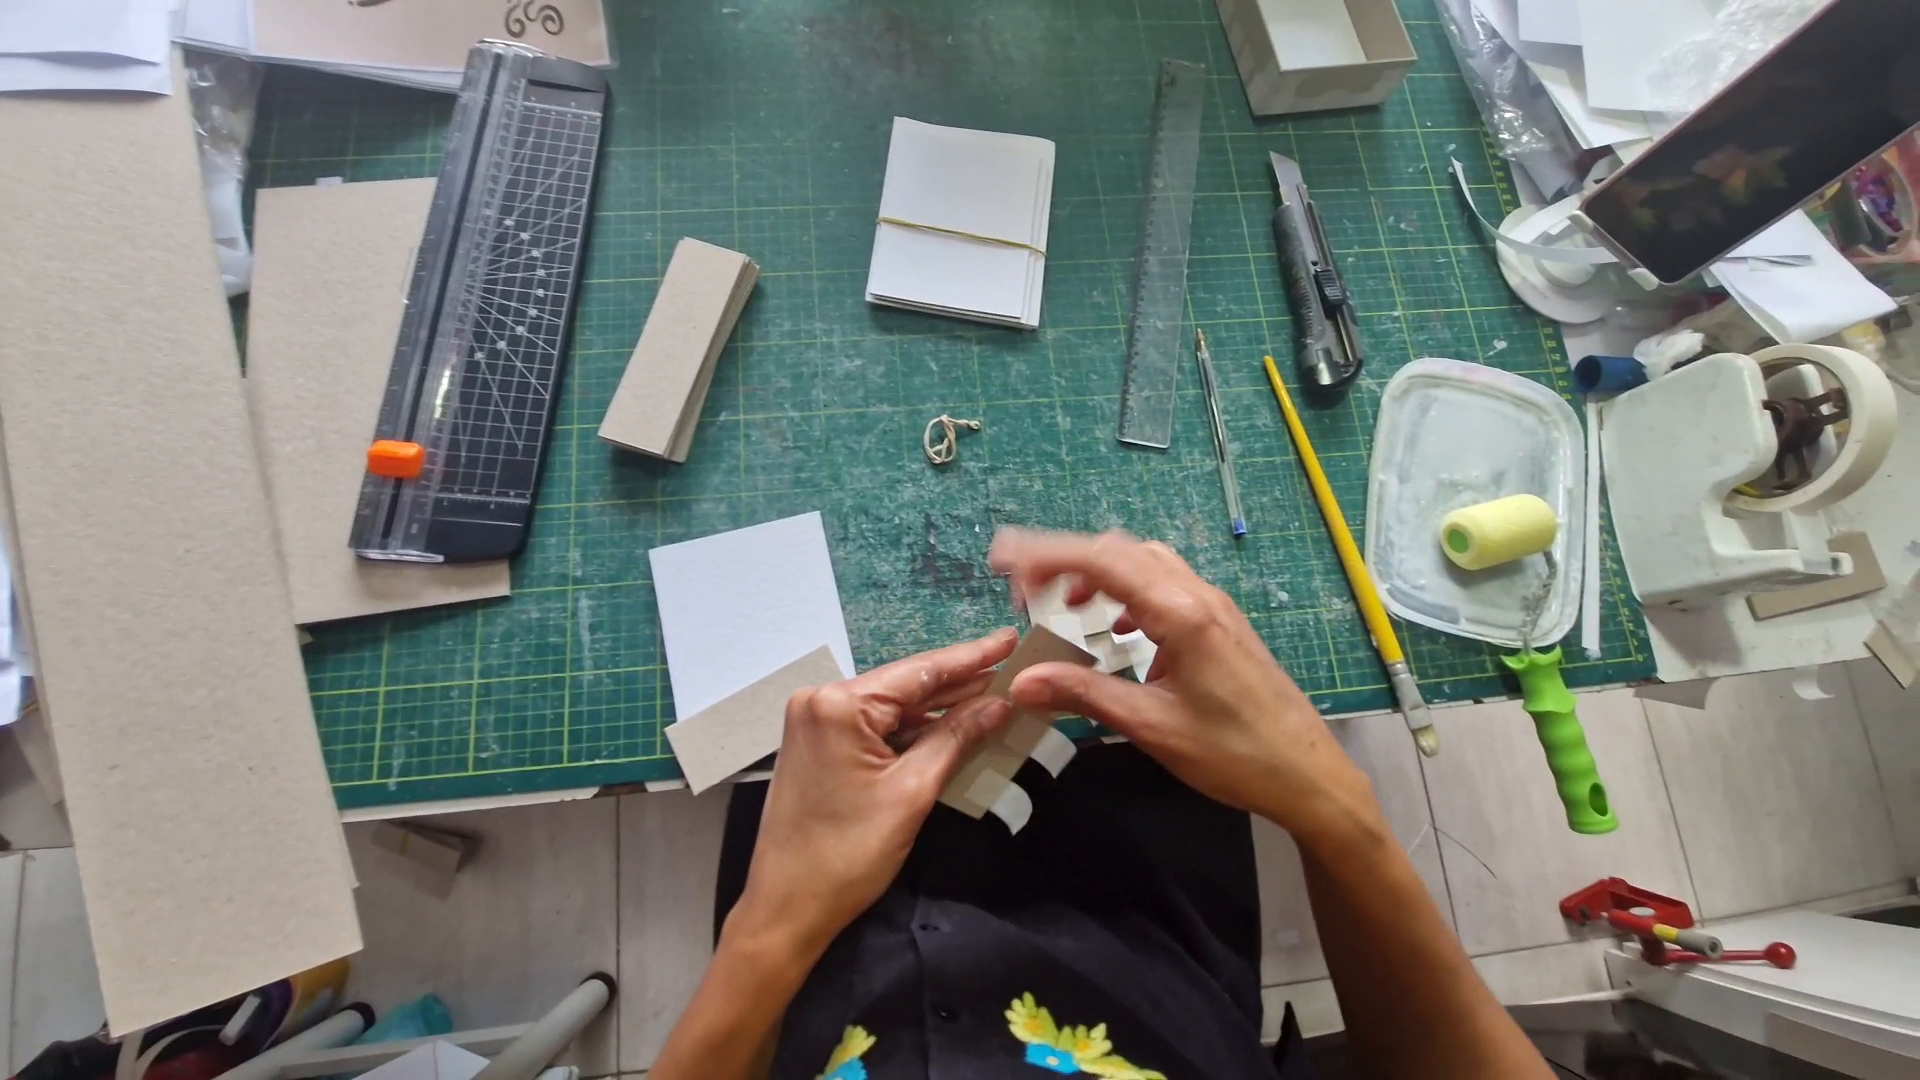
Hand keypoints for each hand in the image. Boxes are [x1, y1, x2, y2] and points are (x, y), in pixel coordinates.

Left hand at [726, 628, 1018, 960]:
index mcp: (839, 704)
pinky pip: (876, 726)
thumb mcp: (912, 792)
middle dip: (959, 682)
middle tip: (1010, 665)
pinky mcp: (820, 743)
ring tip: (992, 691)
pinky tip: (952, 722)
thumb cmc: (847, 855)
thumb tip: (999, 703)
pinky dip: (913, 729)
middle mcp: (822, 700)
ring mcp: (817, 721)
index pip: (920, 672)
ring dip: (939, 707)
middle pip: (905, 686)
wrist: (785, 910)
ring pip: (892, 706)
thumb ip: (956, 738)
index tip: (1010, 638)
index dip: (971, 656)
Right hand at [988, 528, 1380, 842]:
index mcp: (1181, 614)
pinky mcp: (1217, 622)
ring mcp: (1212, 605)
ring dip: (1097, 571)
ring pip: (1143, 562)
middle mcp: (1197, 595)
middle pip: (1120, 551)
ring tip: (1061, 602)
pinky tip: (1114, 626)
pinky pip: (1163, 584)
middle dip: (1064, 559)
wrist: (1309, 774)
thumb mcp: (1152, 726)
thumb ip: (1085, 695)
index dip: (1047, 555)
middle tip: (1022, 588)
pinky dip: (1125, 591)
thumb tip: (1021, 682)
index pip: (1103, 562)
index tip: (1004, 561)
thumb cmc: (1234, 754)